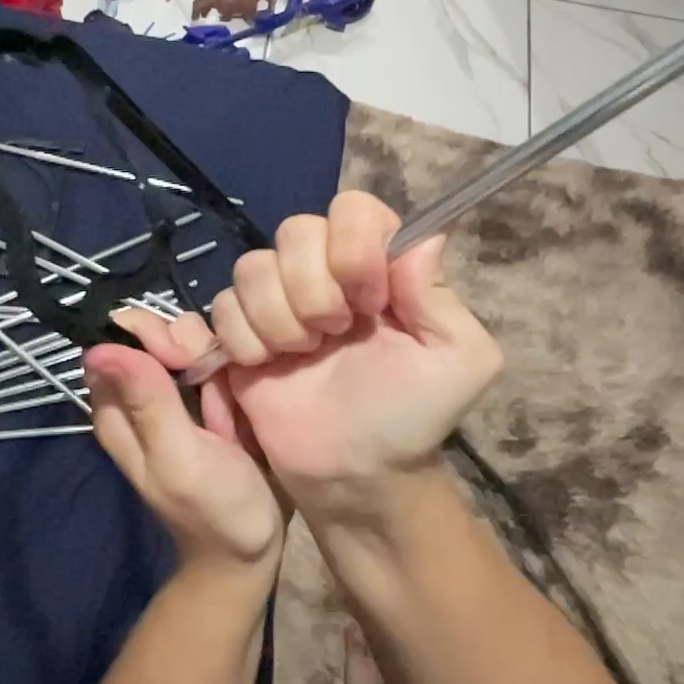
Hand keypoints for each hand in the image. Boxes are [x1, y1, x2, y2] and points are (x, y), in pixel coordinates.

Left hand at [84, 331, 286, 572]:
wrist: (254, 552)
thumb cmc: (214, 510)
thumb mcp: (178, 457)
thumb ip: (146, 402)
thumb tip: (99, 347)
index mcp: (117, 409)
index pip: (118, 339)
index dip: (149, 335)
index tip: (180, 357)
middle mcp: (141, 394)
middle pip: (155, 332)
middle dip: (189, 343)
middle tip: (213, 378)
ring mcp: (175, 392)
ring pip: (188, 339)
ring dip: (216, 354)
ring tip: (235, 392)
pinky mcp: (207, 396)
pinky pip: (215, 357)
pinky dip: (232, 362)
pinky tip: (247, 384)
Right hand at [203, 191, 502, 526]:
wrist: (356, 474)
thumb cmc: (411, 416)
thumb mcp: (459, 362)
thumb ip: (441, 296)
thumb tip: (421, 239)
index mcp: (376, 267)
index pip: (353, 209)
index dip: (353, 246)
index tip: (371, 301)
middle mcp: (323, 271)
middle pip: (295, 231)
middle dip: (312, 288)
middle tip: (335, 334)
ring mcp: (276, 299)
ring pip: (252, 266)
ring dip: (278, 318)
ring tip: (302, 355)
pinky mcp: (239, 331)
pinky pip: (223, 306)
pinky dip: (246, 340)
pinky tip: (269, 366)